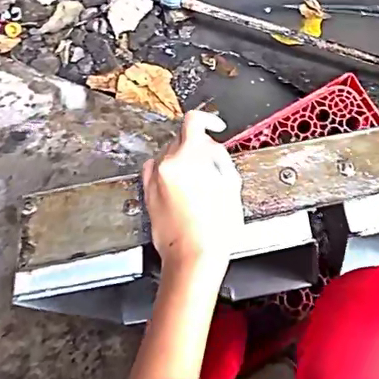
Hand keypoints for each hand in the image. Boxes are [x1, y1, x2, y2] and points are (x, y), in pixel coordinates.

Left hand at [141, 110, 241, 277]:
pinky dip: (167, 170)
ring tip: (199, 179)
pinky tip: (180, 182)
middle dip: (199, 146)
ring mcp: (154, 179)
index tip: (215, 126)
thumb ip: (220, 159)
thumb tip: (213, 150)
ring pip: (169, 154)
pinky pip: (156, 170)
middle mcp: (167, 165)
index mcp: (188, 158)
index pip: (194, 121)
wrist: (193, 259)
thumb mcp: (230, 186)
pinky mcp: (148, 194)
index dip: (208, 119)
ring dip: (183, 158)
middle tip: (213, 162)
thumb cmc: (214, 231)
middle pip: (182, 138)